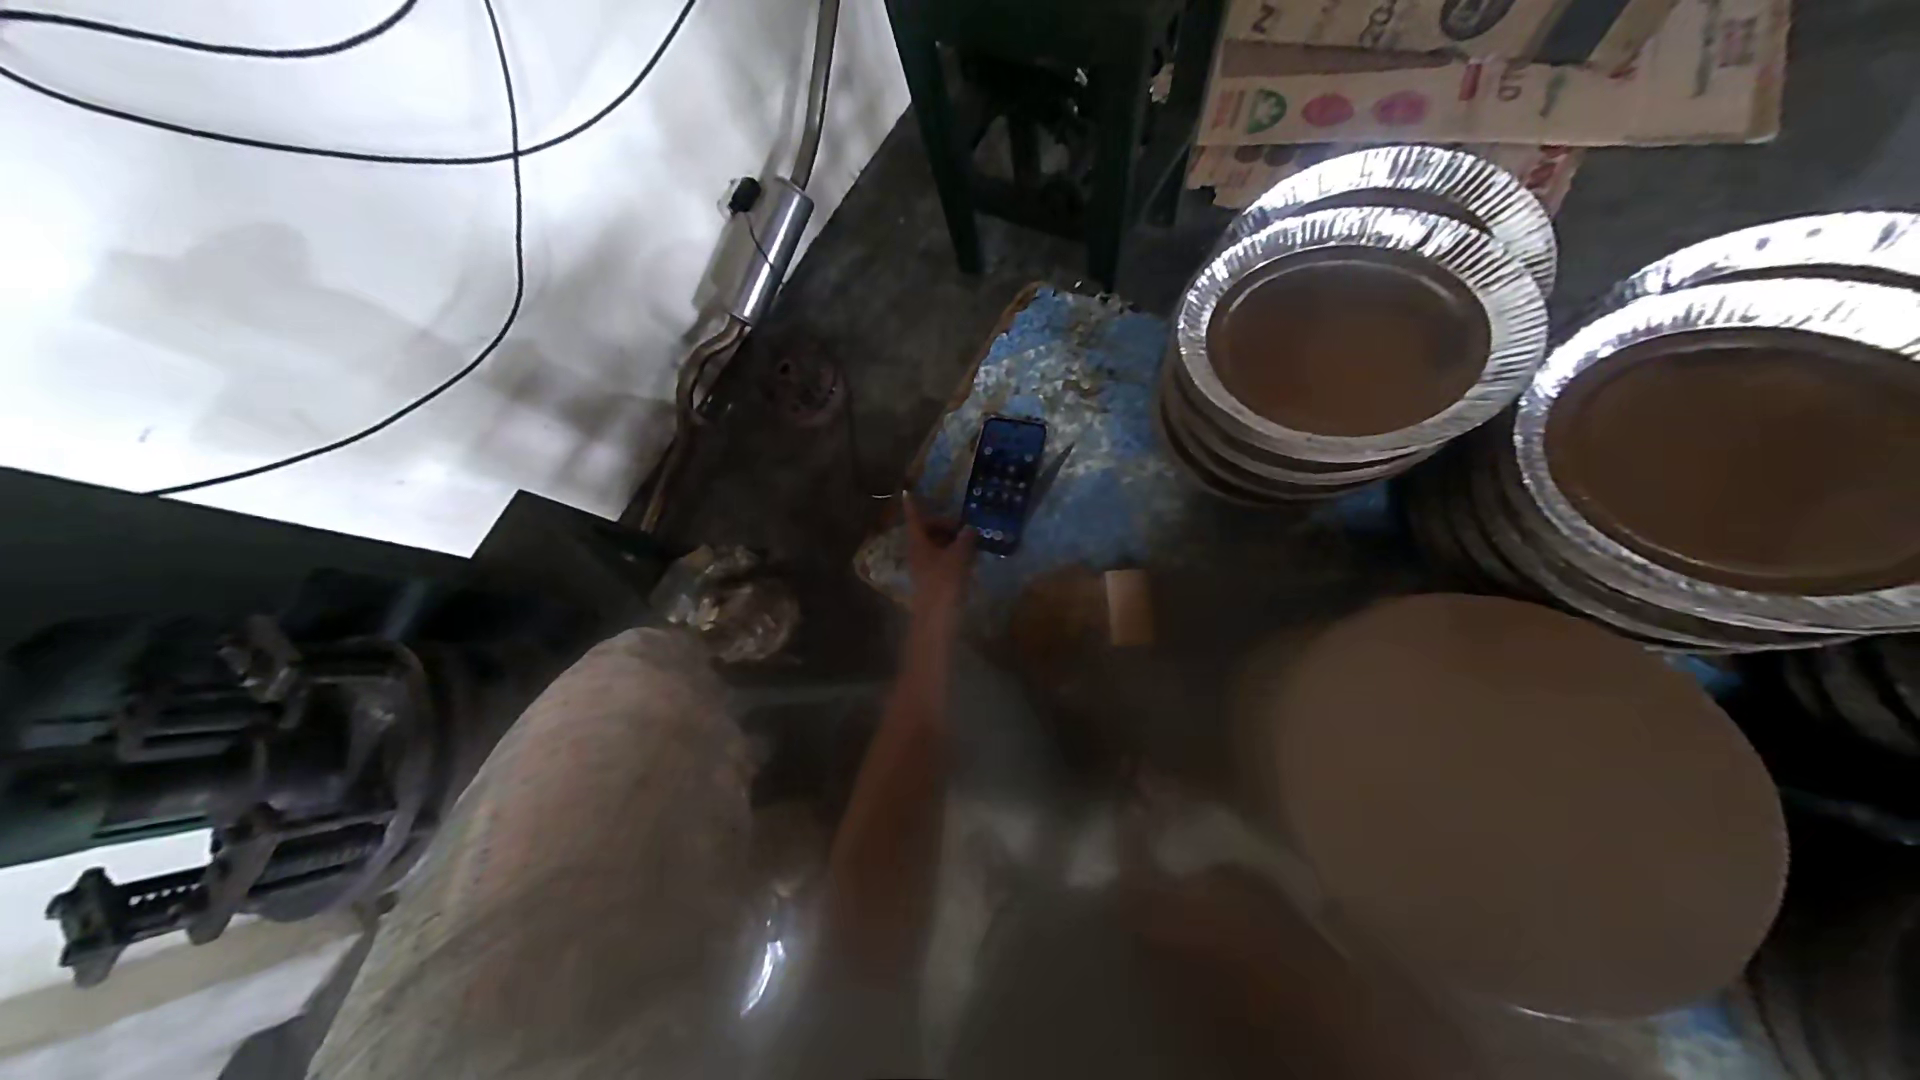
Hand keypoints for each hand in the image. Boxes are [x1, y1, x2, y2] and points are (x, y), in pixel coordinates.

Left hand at [903, 494, 974, 630]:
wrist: (937, 617)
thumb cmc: (945, 581)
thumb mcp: (959, 555)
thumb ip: (965, 539)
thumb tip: (970, 529)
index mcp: (918, 542)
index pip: (915, 517)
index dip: (913, 505)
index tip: (907, 492)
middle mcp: (917, 552)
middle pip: (927, 531)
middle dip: (945, 526)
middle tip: (965, 529)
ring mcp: (922, 567)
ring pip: (935, 546)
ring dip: (950, 541)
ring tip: (971, 544)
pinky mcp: (931, 580)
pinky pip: (940, 559)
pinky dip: (952, 555)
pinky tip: (968, 561)